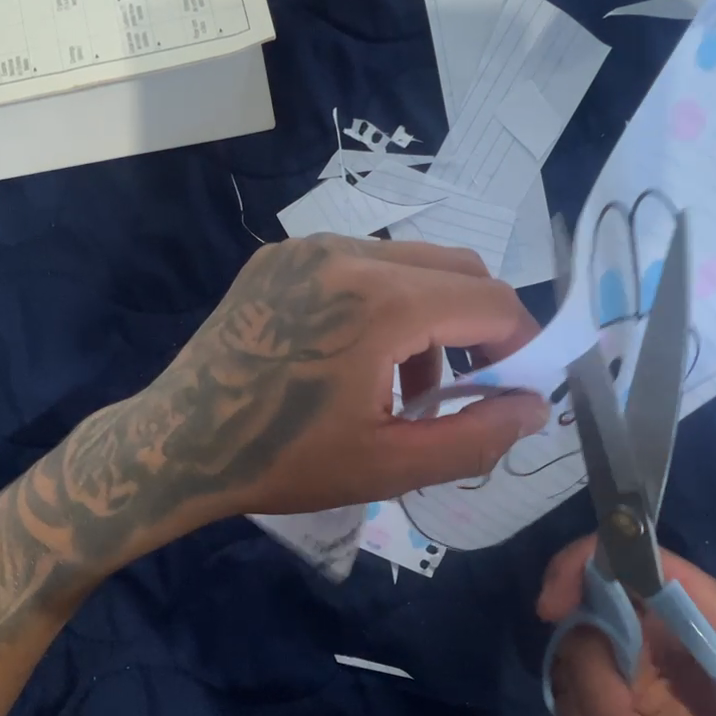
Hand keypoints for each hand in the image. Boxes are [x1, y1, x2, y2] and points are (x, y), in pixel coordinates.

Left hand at [125, 235, 548, 518]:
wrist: (179, 444)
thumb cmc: (284, 462)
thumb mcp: (389, 466)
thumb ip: (476, 437)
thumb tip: (536, 407)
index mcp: (381, 303)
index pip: (490, 301)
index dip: (520, 342)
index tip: (519, 384)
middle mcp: (348, 254)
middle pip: (456, 268)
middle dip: (479, 325)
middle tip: (470, 386)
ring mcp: (307, 249)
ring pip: (409, 264)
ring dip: (430, 317)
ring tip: (407, 388)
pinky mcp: (278, 258)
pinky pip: (359, 266)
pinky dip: (382, 304)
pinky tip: (357, 360)